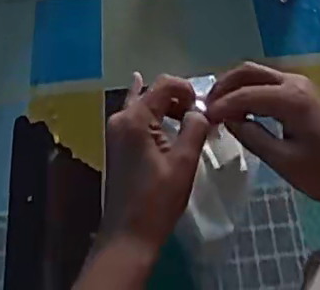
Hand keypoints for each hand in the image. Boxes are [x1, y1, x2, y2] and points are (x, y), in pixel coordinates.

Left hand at [103, 73, 209, 250]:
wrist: (128, 235)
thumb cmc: (157, 201)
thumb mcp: (183, 164)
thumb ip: (194, 129)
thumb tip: (199, 110)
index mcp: (136, 118)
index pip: (164, 84)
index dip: (186, 89)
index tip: (204, 106)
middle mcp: (121, 116)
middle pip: (153, 92)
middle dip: (177, 99)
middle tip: (199, 117)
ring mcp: (115, 129)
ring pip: (143, 104)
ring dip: (166, 108)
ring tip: (187, 120)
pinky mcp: (116, 142)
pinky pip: (135, 116)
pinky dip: (151, 113)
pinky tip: (156, 107)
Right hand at [205, 62, 319, 211]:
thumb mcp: (284, 162)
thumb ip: (253, 137)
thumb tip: (227, 120)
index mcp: (290, 99)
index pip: (245, 93)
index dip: (222, 104)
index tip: (203, 116)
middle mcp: (293, 82)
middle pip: (248, 71)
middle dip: (225, 85)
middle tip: (207, 105)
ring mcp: (299, 84)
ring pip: (257, 73)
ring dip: (236, 85)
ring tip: (219, 106)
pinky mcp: (301, 91)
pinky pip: (267, 81)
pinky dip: (249, 88)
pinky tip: (240, 106)